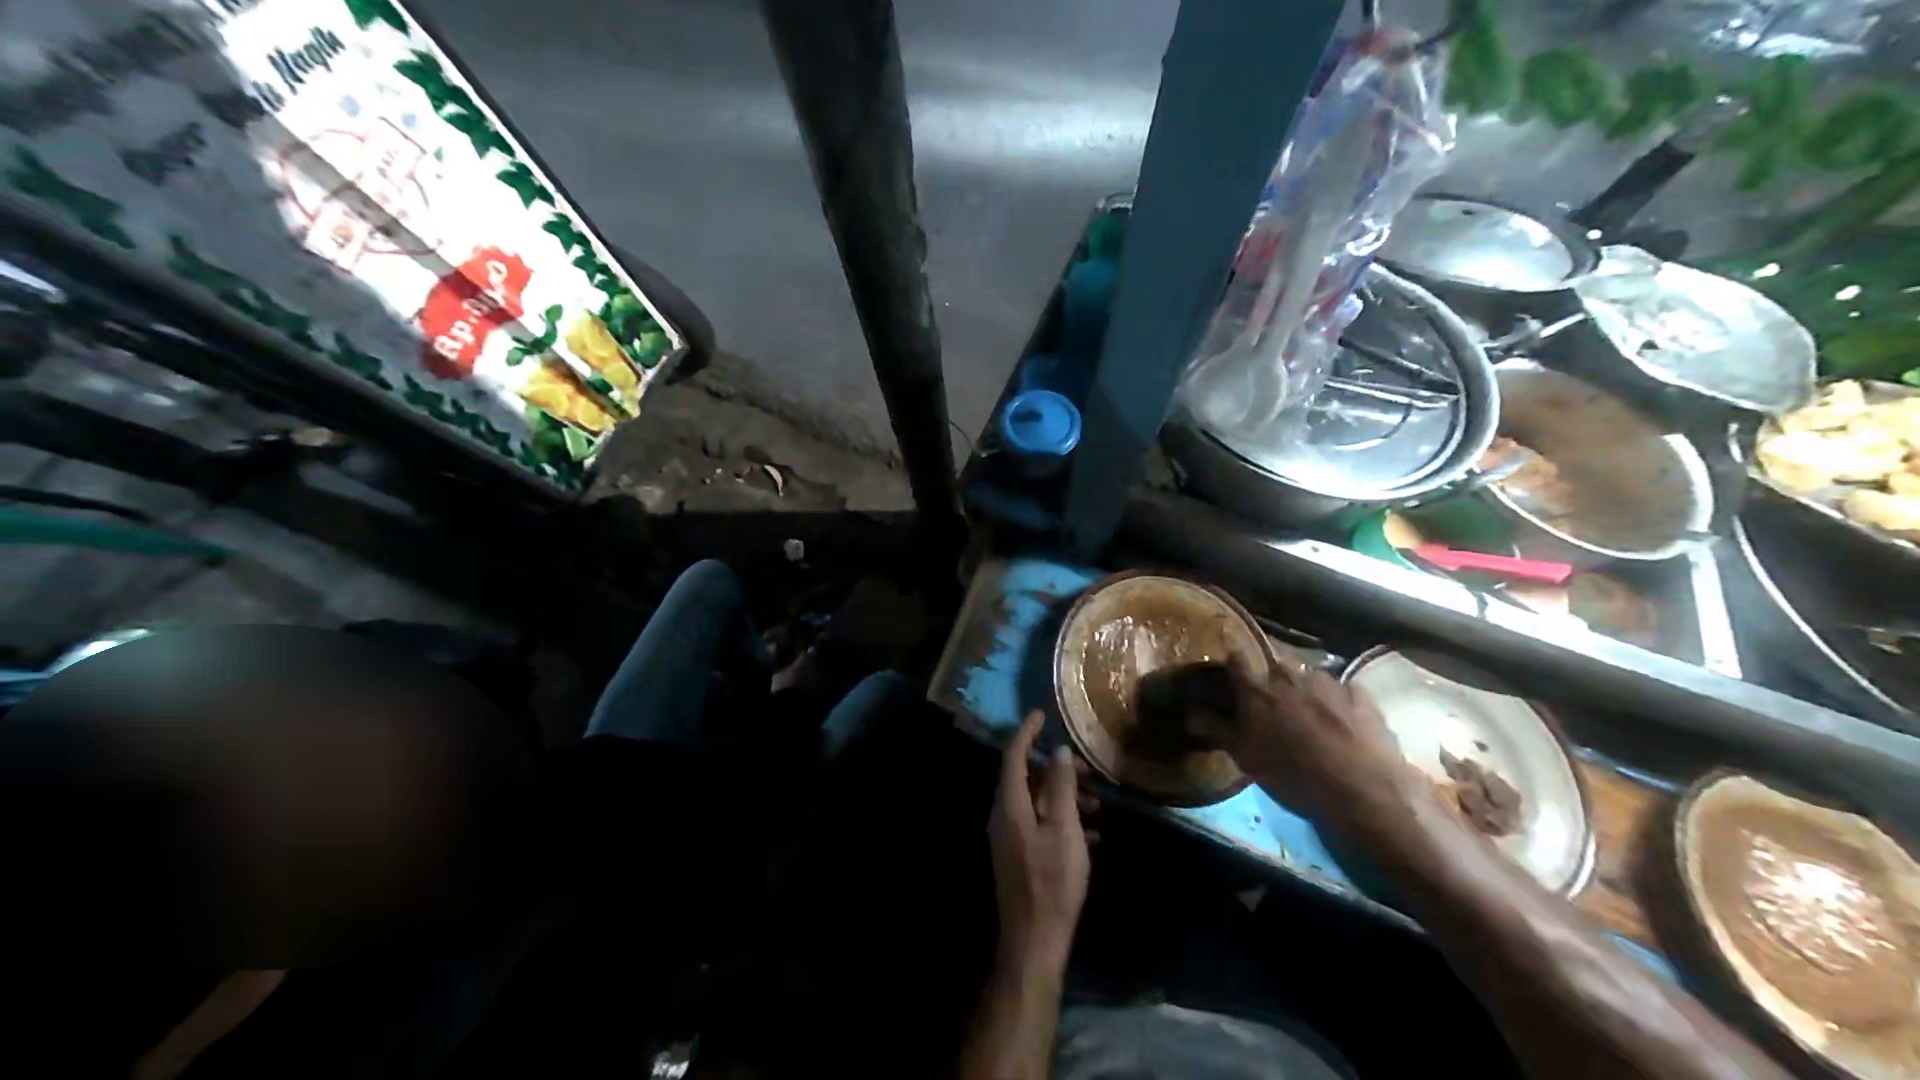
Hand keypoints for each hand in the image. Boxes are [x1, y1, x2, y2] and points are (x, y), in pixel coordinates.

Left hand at [988, 710, 1092, 973]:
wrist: (1034, 939)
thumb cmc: (1053, 881)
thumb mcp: (1064, 829)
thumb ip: (1060, 787)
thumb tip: (1058, 750)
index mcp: (1009, 803)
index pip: (1013, 755)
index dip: (1027, 732)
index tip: (1042, 714)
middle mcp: (1003, 814)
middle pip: (1026, 777)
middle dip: (1056, 769)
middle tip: (1088, 771)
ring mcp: (1009, 836)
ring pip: (1036, 801)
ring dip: (1064, 796)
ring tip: (1098, 804)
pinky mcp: (1019, 854)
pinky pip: (1039, 824)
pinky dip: (1062, 820)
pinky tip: (1092, 834)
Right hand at [1220, 655, 1420, 842]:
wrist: (1364, 792)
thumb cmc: (1293, 776)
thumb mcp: (1246, 757)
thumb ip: (1216, 729)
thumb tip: (1190, 712)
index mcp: (1257, 688)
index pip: (1235, 659)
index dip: (1231, 662)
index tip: (1229, 670)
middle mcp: (1290, 675)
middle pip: (1273, 665)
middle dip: (1269, 678)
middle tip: (1271, 703)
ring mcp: (1329, 682)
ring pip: (1307, 676)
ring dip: (1303, 689)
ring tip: (1308, 715)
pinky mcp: (1362, 695)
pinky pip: (1341, 690)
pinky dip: (1336, 701)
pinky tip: (1341, 722)